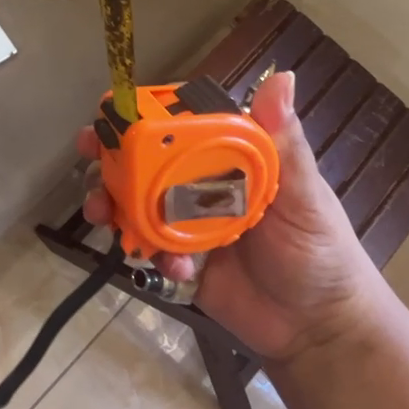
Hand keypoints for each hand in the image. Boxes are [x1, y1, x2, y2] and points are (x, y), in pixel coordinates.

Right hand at [77, 72, 387, 360]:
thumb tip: (282, 77)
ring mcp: (181, 221)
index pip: (175, 123)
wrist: (321, 331)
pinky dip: (147, 251)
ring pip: (131, 198)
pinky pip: (146, 246)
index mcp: (224, 157)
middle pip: (140, 157)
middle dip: (108, 153)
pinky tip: (169, 264)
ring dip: (110, 199)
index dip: (140, 113)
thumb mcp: (305, 194)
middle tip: (88, 152)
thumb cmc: (321, 252)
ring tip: (102, 211)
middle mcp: (196, 182)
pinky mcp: (175, 259)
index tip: (110, 109)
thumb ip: (284, 142)